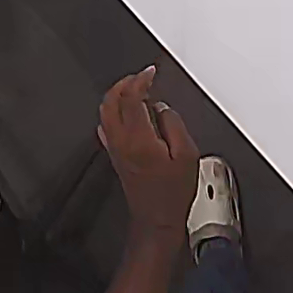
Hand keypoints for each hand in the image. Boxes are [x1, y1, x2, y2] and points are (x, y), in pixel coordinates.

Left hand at [97, 66, 198, 248]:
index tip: (150, 72)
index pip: (131, 98)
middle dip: (125, 83)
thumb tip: (163, 108)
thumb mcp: (188, 154)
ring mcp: (114, 148)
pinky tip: (126, 111)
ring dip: (118, 95)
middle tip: (140, 77)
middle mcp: (121, 141)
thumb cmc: (172, 193)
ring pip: (105, 111)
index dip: (140, 80)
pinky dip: (114, 110)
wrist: (156, 220)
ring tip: (135, 90)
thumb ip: (174, 124)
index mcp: (139, 138)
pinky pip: (106, 124)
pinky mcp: (114, 154)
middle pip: (111, 100)